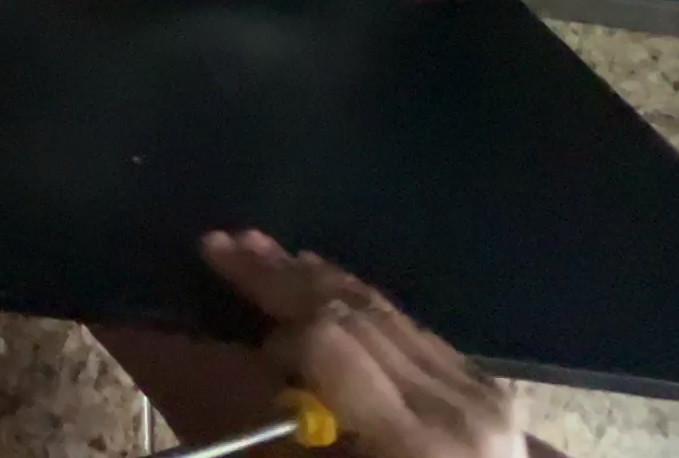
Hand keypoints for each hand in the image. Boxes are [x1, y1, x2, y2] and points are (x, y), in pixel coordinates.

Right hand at [202, 231, 526, 457]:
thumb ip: (263, 410)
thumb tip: (194, 341)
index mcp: (410, 439)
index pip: (327, 336)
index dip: (266, 297)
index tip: (214, 268)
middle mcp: (454, 408)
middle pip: (351, 311)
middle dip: (277, 272)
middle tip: (220, 241)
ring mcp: (479, 395)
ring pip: (377, 306)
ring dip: (308, 273)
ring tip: (256, 246)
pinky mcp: (484, 389)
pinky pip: (404, 321)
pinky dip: (351, 294)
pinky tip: (318, 275)